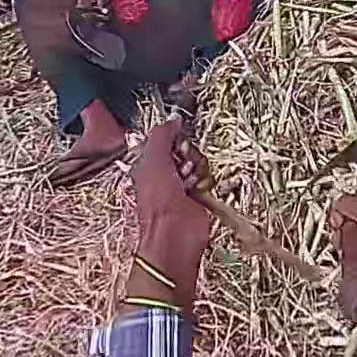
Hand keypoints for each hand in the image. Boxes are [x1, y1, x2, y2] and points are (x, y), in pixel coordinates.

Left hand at [130, 119, 211, 311]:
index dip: (173, 140)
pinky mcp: (198, 194)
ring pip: (198, 160)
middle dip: (187, 155)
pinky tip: (197, 190)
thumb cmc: (158, 202)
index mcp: (148, 161)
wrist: (175, 235)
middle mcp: (165, 171)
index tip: (175, 147)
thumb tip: (173, 120)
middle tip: (181, 169)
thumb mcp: (153, 160)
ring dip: (196, 169)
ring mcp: (182, 183)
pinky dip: (205, 181)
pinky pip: (207, 176)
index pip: (167, 137)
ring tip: (188, 183)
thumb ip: (162, 135)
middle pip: (186, 147)